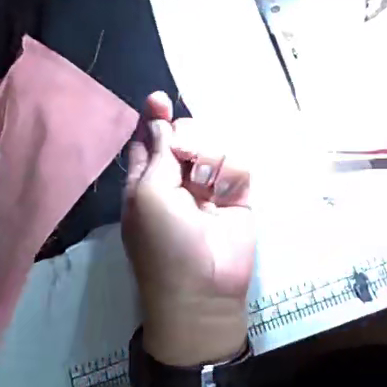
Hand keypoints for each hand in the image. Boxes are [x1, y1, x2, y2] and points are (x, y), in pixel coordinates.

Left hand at [123, 92, 256, 365]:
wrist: (204, 288)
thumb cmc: (164, 242)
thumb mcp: (148, 195)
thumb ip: (158, 154)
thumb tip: (163, 121)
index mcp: (147, 180)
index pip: (151, 140)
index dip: (154, 118)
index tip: (158, 99)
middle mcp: (179, 180)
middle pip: (186, 136)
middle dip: (188, 136)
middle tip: (188, 153)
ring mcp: (211, 188)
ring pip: (216, 146)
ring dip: (212, 154)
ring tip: (208, 178)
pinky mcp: (240, 198)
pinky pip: (240, 167)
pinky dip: (234, 171)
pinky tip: (228, 189)